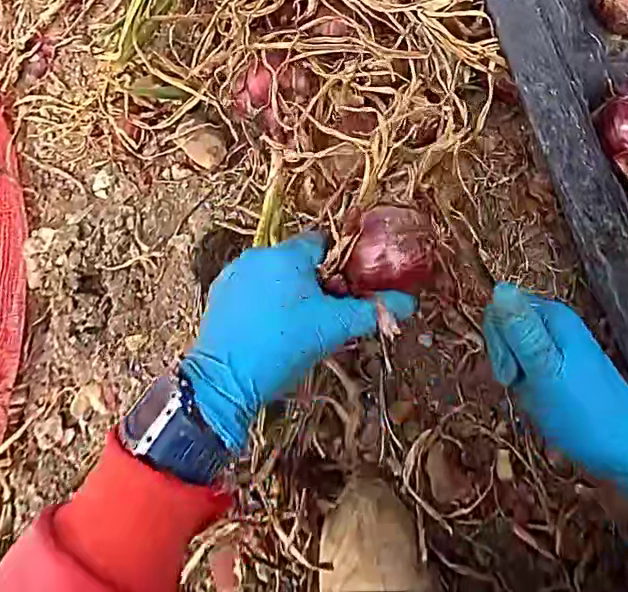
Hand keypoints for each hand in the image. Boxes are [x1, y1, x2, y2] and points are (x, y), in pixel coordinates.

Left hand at [179, 232, 415, 450]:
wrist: (221, 386)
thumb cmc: (282, 347)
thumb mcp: (334, 328)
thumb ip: (372, 311)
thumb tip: (409, 304)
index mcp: (287, 254)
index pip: (324, 243)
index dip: (339, 266)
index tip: (344, 291)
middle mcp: (259, 256)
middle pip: (300, 260)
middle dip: (316, 282)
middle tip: (324, 313)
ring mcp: (234, 275)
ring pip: (276, 275)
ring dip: (290, 292)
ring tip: (298, 326)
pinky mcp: (218, 297)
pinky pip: (253, 290)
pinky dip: (265, 303)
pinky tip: (271, 330)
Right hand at [481, 283, 627, 541]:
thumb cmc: (583, 413)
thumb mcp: (544, 372)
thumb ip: (520, 330)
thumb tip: (499, 286)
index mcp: (553, 315)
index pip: (499, 309)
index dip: (497, 342)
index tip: (511, 374)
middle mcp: (557, 322)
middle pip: (506, 328)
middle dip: (506, 361)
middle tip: (522, 388)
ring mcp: (561, 344)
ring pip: (515, 351)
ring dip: (517, 377)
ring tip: (536, 398)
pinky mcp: (563, 366)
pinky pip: (530, 368)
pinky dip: (528, 386)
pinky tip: (542, 403)